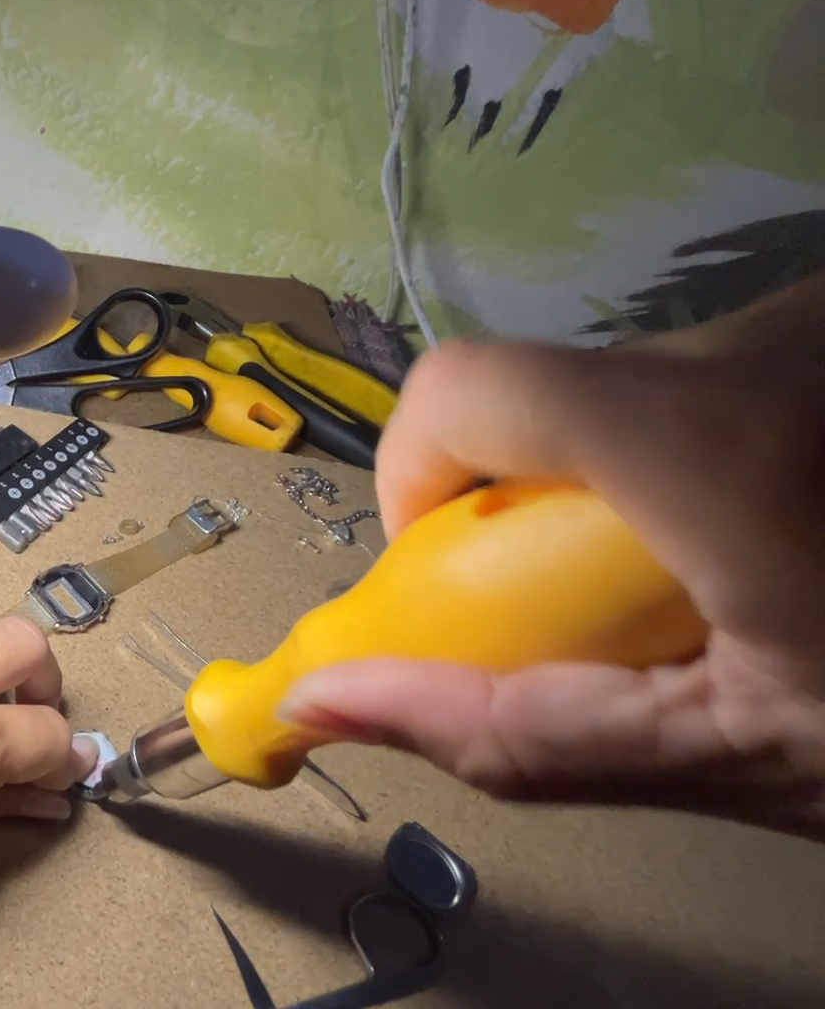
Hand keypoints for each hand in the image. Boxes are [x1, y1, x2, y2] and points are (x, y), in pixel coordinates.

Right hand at [279, 278, 824, 837]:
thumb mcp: (745, 759)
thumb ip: (508, 733)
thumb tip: (310, 702)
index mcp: (721, 437)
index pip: (466, 389)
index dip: (421, 471)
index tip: (470, 557)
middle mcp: (770, 343)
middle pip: (530, 397)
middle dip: (521, 501)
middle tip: (609, 595)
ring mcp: (818, 325)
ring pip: (606, 390)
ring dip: (605, 487)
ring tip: (716, 573)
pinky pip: (684, 380)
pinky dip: (673, 460)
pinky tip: (768, 528)